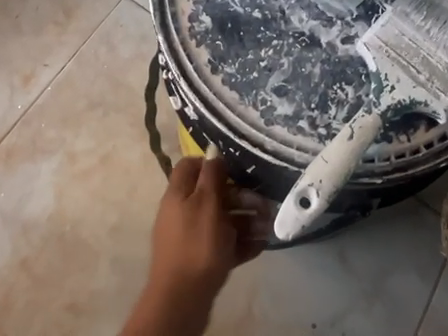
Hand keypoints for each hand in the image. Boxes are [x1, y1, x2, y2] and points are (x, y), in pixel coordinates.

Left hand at [122, 150, 270, 335]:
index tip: (236, 169)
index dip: (212, 163)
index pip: (190, 166)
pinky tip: (262, 244)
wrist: (182, 299)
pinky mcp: (202, 260)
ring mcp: (192, 238)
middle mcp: (183, 212)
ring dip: (247, 221)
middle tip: (264, 204)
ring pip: (222, 221)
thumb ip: (211, 174)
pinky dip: (242, 242)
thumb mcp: (206, 202)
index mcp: (179, 194)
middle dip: (241, 197)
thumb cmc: (196, 244)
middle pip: (213, 195)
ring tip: (269, 227)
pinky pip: (224, 244)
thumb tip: (212, 149)